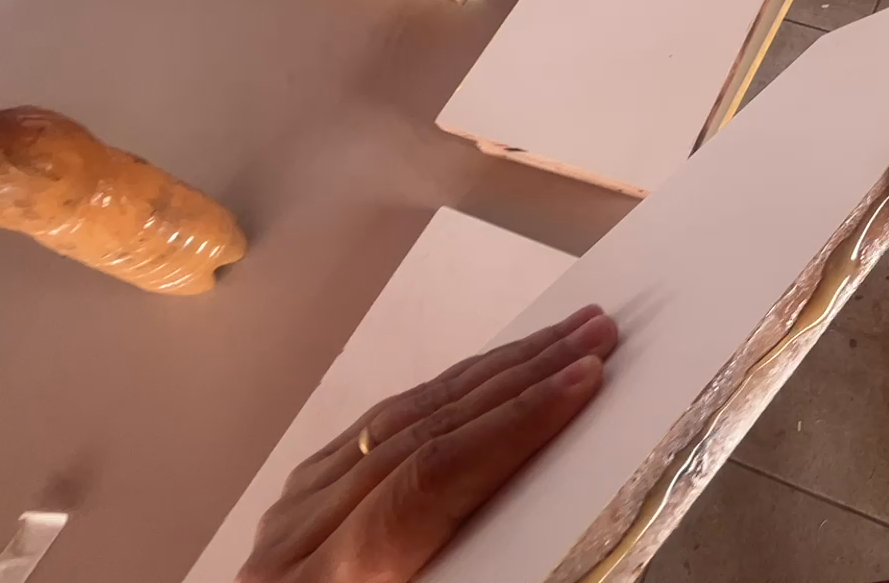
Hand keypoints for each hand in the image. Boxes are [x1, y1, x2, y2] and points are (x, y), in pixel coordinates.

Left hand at [238, 305, 618, 582]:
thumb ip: (498, 563)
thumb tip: (571, 523)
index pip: (435, 477)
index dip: (518, 422)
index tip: (587, 376)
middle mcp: (299, 547)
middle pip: (429, 429)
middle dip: (527, 373)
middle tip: (598, 330)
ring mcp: (290, 519)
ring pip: (408, 413)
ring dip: (501, 367)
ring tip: (568, 331)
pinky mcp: (298, 500)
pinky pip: (383, 422)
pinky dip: (454, 387)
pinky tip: (498, 363)